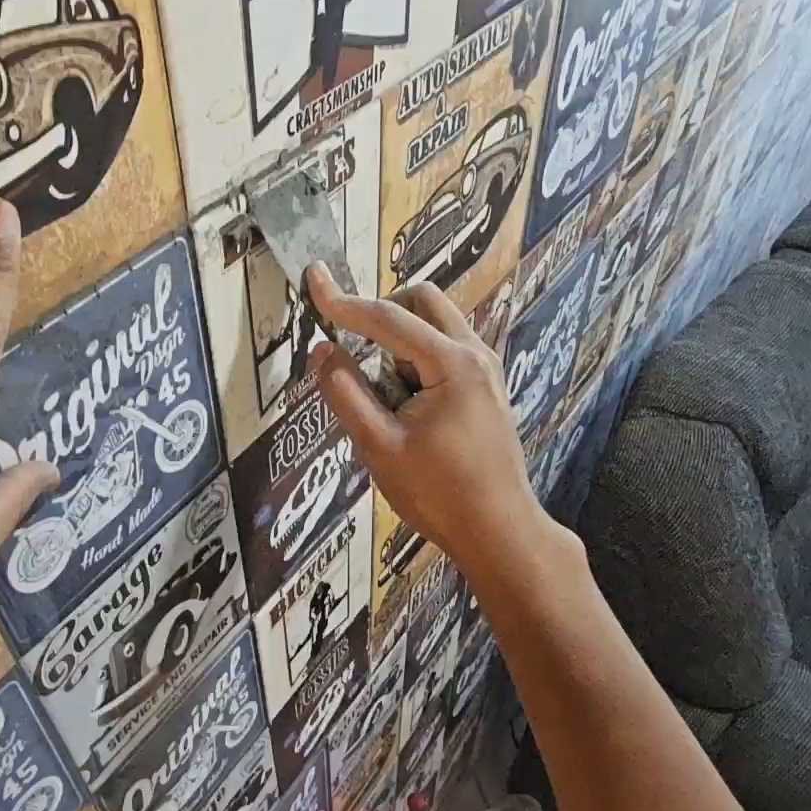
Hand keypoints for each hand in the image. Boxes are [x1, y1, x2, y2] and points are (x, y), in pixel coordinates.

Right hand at [306, 268, 546, 578]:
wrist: (498, 531)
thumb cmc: (437, 493)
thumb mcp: (378, 445)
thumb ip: (346, 393)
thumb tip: (321, 349)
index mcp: (451, 364)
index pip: (387, 318)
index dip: (344, 302)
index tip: (313, 280)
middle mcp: (476, 353)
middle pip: (423, 301)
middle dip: (384, 316)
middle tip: (360, 357)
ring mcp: (487, 369)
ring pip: (435, 325)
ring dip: (401, 346)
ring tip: (390, 405)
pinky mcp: (487, 387)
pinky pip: (445, 351)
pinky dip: (418, 362)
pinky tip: (410, 411)